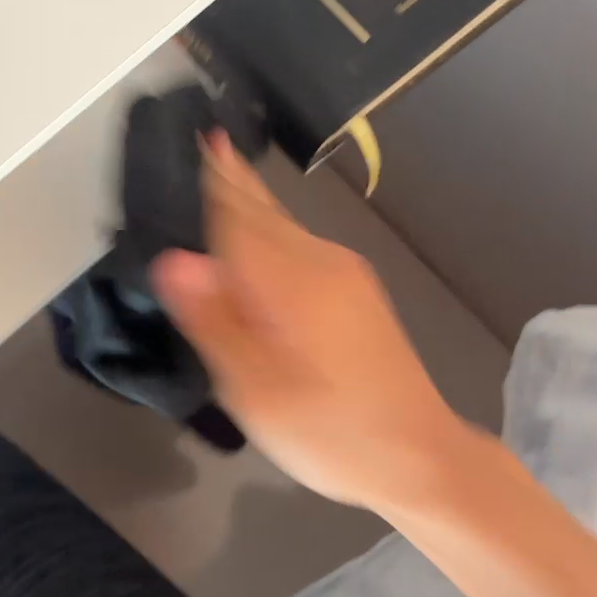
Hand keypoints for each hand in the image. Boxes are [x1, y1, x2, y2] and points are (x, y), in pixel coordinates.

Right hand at [150, 136, 475, 512]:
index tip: (186, 137)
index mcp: (289, 280)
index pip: (234, 213)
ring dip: (243, 194)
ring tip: (215, 162)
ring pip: (278, 221)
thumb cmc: (328, 430)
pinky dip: (262, 221)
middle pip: (259, 208)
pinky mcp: (351, 290)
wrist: (422, 460)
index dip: (207, 177)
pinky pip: (292, 240)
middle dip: (227, 173)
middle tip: (198, 136)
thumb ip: (215, 321)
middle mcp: (317, 261)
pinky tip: (250, 223)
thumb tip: (174, 259)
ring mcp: (340, 273)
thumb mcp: (256, 389)